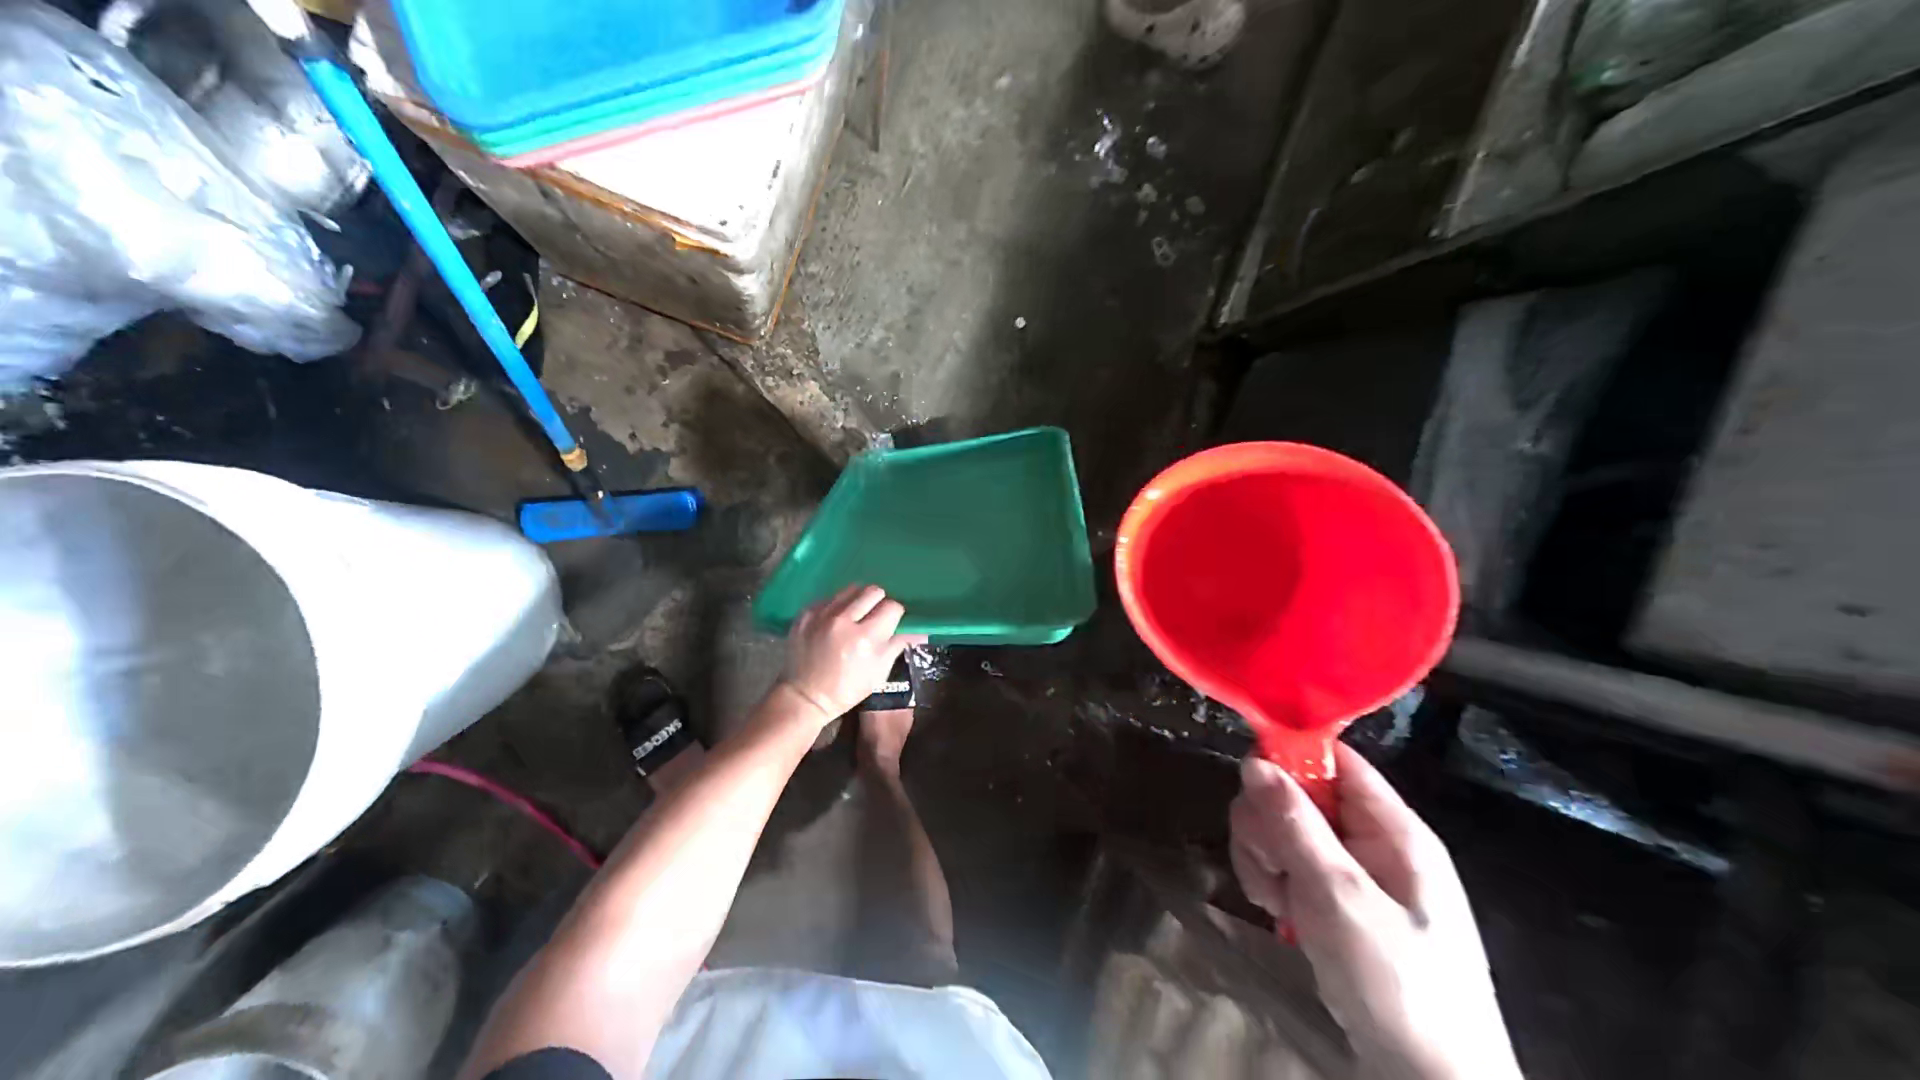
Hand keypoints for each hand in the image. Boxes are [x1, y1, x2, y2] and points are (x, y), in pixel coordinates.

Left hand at [780, 585, 925, 724]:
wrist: (805, 696)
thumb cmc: (847, 689)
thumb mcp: (878, 672)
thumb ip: (898, 645)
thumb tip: (920, 632)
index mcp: (865, 637)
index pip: (892, 607)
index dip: (895, 614)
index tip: (891, 622)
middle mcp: (843, 620)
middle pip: (872, 591)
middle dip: (878, 602)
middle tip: (874, 617)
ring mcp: (821, 615)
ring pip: (850, 590)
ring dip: (858, 601)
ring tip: (854, 617)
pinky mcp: (805, 614)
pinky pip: (829, 598)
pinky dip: (837, 607)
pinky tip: (835, 622)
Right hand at [1229, 744, 1520, 1079]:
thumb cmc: (1395, 983)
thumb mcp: (1338, 897)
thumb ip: (1294, 825)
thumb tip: (1254, 761)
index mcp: (1393, 829)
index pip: (1335, 759)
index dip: (1289, 758)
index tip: (1249, 786)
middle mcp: (1374, 841)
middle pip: (1300, 793)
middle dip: (1267, 823)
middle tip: (1267, 868)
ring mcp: (1357, 874)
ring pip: (1286, 830)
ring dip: (1264, 857)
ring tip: (1273, 901)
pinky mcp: (1340, 904)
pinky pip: (1292, 867)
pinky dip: (1273, 882)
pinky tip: (1278, 913)